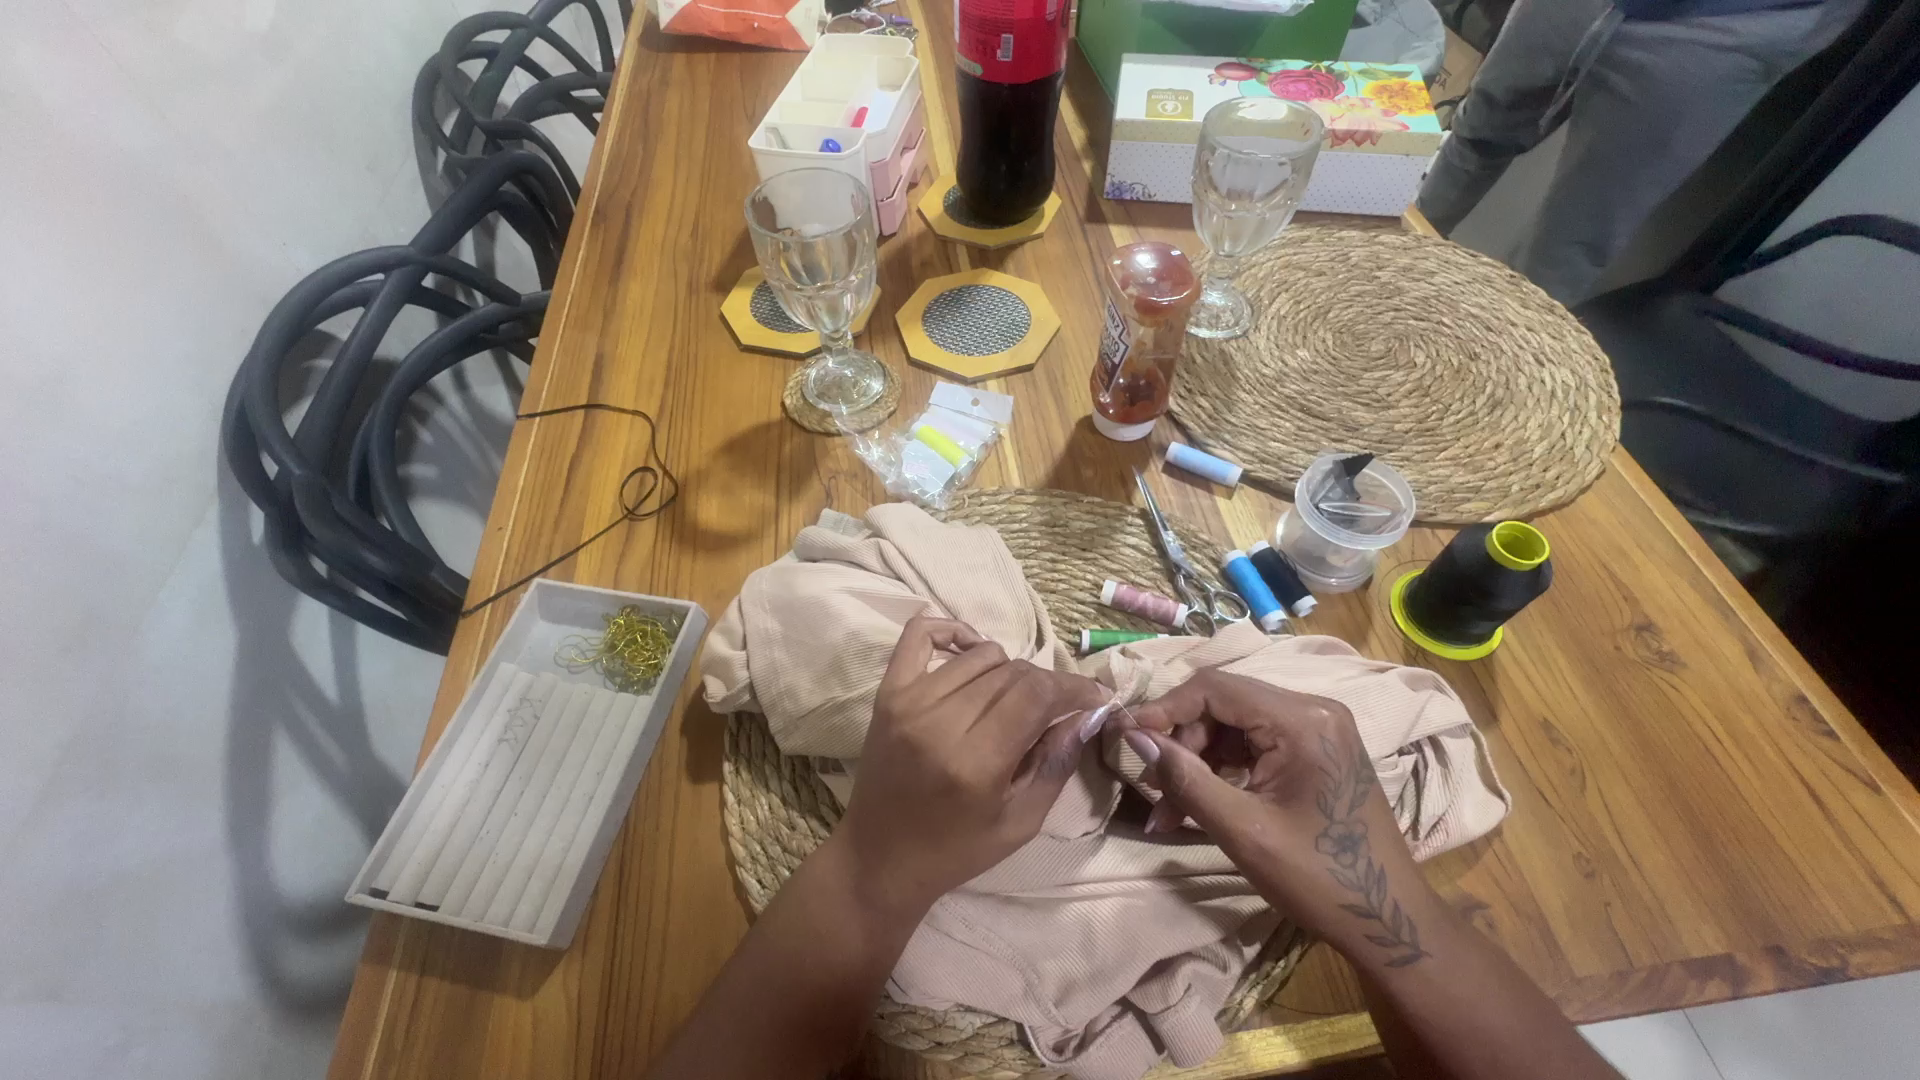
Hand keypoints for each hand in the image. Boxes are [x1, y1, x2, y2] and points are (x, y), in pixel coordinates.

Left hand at [833, 616, 1111, 915]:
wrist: (880, 858)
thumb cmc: (956, 850)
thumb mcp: (1021, 823)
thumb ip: (1056, 763)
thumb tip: (1086, 713)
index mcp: (976, 762)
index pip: (1037, 694)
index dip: (1074, 687)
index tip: (1095, 694)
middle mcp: (940, 722)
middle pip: (1012, 672)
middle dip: (1046, 684)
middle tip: (1055, 707)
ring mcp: (909, 702)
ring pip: (979, 654)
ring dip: (1008, 668)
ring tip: (1013, 697)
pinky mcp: (888, 693)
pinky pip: (919, 635)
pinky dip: (951, 630)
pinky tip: (971, 646)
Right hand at [1123, 671, 1431, 965]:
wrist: (1391, 923)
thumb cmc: (1319, 879)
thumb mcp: (1242, 830)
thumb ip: (1184, 777)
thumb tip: (1132, 735)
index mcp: (1303, 720)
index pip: (1215, 687)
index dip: (1164, 708)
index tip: (1127, 736)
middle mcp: (1312, 710)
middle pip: (1222, 704)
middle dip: (1181, 743)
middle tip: (1154, 789)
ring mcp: (1317, 729)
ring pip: (1232, 726)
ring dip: (1196, 762)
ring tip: (1169, 811)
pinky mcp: (1315, 750)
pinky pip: (1252, 744)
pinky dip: (1221, 771)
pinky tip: (1198, 805)